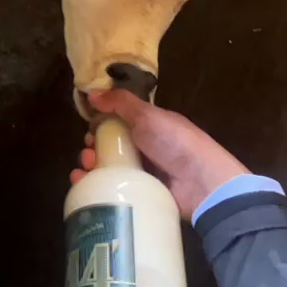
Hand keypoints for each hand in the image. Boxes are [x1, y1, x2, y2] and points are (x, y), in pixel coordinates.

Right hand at [70, 89, 250, 217]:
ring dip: (92, 167)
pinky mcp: (142, 194)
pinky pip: (116, 188)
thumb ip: (120, 102)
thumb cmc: (175, 142)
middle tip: (87, 153)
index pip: (119, 123)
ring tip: (84, 170)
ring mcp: (145, 173)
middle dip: (93, 148)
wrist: (202, 184)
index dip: (102, 124)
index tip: (88, 130)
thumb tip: (91, 92)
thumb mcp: (147, 115)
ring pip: (111, 168)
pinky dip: (98, 187)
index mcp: (151, 126)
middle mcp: (147, 148)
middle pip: (112, 146)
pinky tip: (85, 186)